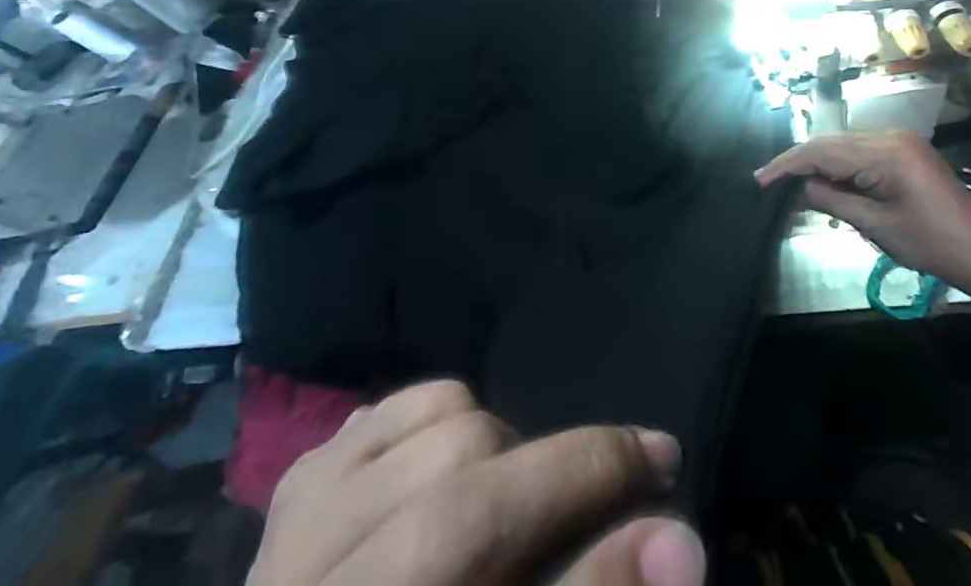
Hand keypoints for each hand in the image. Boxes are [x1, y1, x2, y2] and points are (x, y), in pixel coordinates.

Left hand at [249, 380, 704, 585]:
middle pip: (455, 460)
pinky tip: (442, 473)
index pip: (481, 521)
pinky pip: (380, 409)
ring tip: (502, 497)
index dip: (585, 474)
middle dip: (541, 472)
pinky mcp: (292, 491)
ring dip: (486, 442)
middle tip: (580, 506)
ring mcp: (294, 519)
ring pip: (422, 415)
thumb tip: (678, 539)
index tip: (665, 455)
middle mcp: (318, 560)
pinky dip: (431, 425)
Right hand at [754, 131, 970, 301]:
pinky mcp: (906, 154)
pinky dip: (838, 168)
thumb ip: (830, 201)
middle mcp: (891, 137)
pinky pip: (860, 154)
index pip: (822, 152)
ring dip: (816, 164)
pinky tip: (824, 185)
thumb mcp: (875, 225)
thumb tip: (796, 189)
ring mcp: (901, 143)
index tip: (759, 181)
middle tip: (767, 183)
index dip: (787, 165)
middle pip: (830, 143)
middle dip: (798, 162)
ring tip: (789, 187)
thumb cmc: (932, 245)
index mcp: (886, 152)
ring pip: (843, 146)